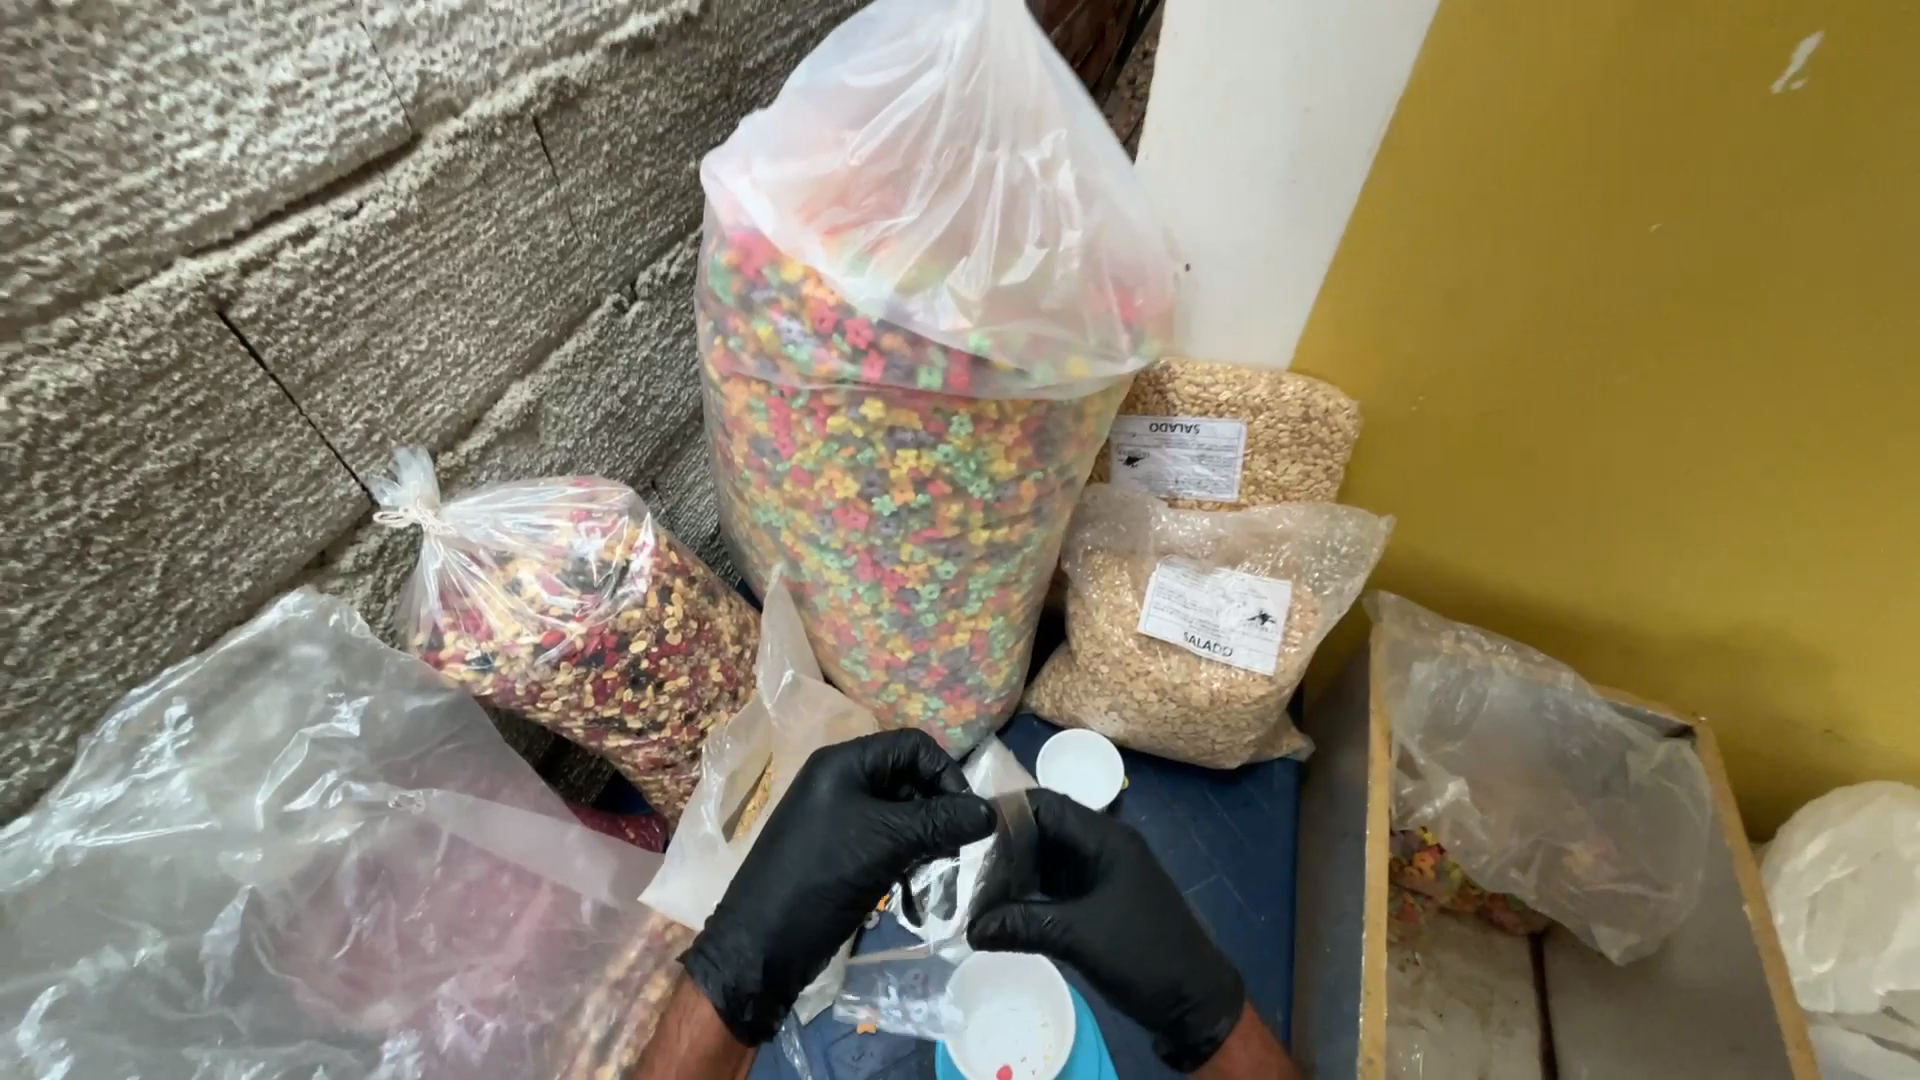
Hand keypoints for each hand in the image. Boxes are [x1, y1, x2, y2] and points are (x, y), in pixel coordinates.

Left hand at [680, 729, 996, 1045]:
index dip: (946, 773)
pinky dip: (906, 855)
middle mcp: (841, 778)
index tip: (965, 816)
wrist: (761, 947)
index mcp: (845, 761)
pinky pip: (885, 838)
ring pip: (900, 811)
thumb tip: (990, 812)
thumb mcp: (888, 842)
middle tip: (954, 848)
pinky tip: (914, 887)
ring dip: (925, 837)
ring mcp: (838, 815)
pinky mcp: (839, 848)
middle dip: (937, 809)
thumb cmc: (823, 876)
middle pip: (908, 776)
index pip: (913, 745)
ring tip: (937, 871)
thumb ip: (941, 821)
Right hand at [968, 788, 1245, 1071]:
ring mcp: (1100, 873)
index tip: (969, 827)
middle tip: (963, 864)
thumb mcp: (1079, 937)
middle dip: (1005, 845)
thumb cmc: (1145, 955)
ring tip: (974, 888)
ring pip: (1047, 859)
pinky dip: (1029, 893)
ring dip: (1015, 872)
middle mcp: (1101, 846)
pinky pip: (1055, 885)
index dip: (1007, 810)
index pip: (1046, 804)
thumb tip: (971, 928)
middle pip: (1043, 830)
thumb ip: (1023, 925)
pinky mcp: (1097, 899)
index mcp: (1105, 837)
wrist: (1196, 1003)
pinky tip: (1001, 909)